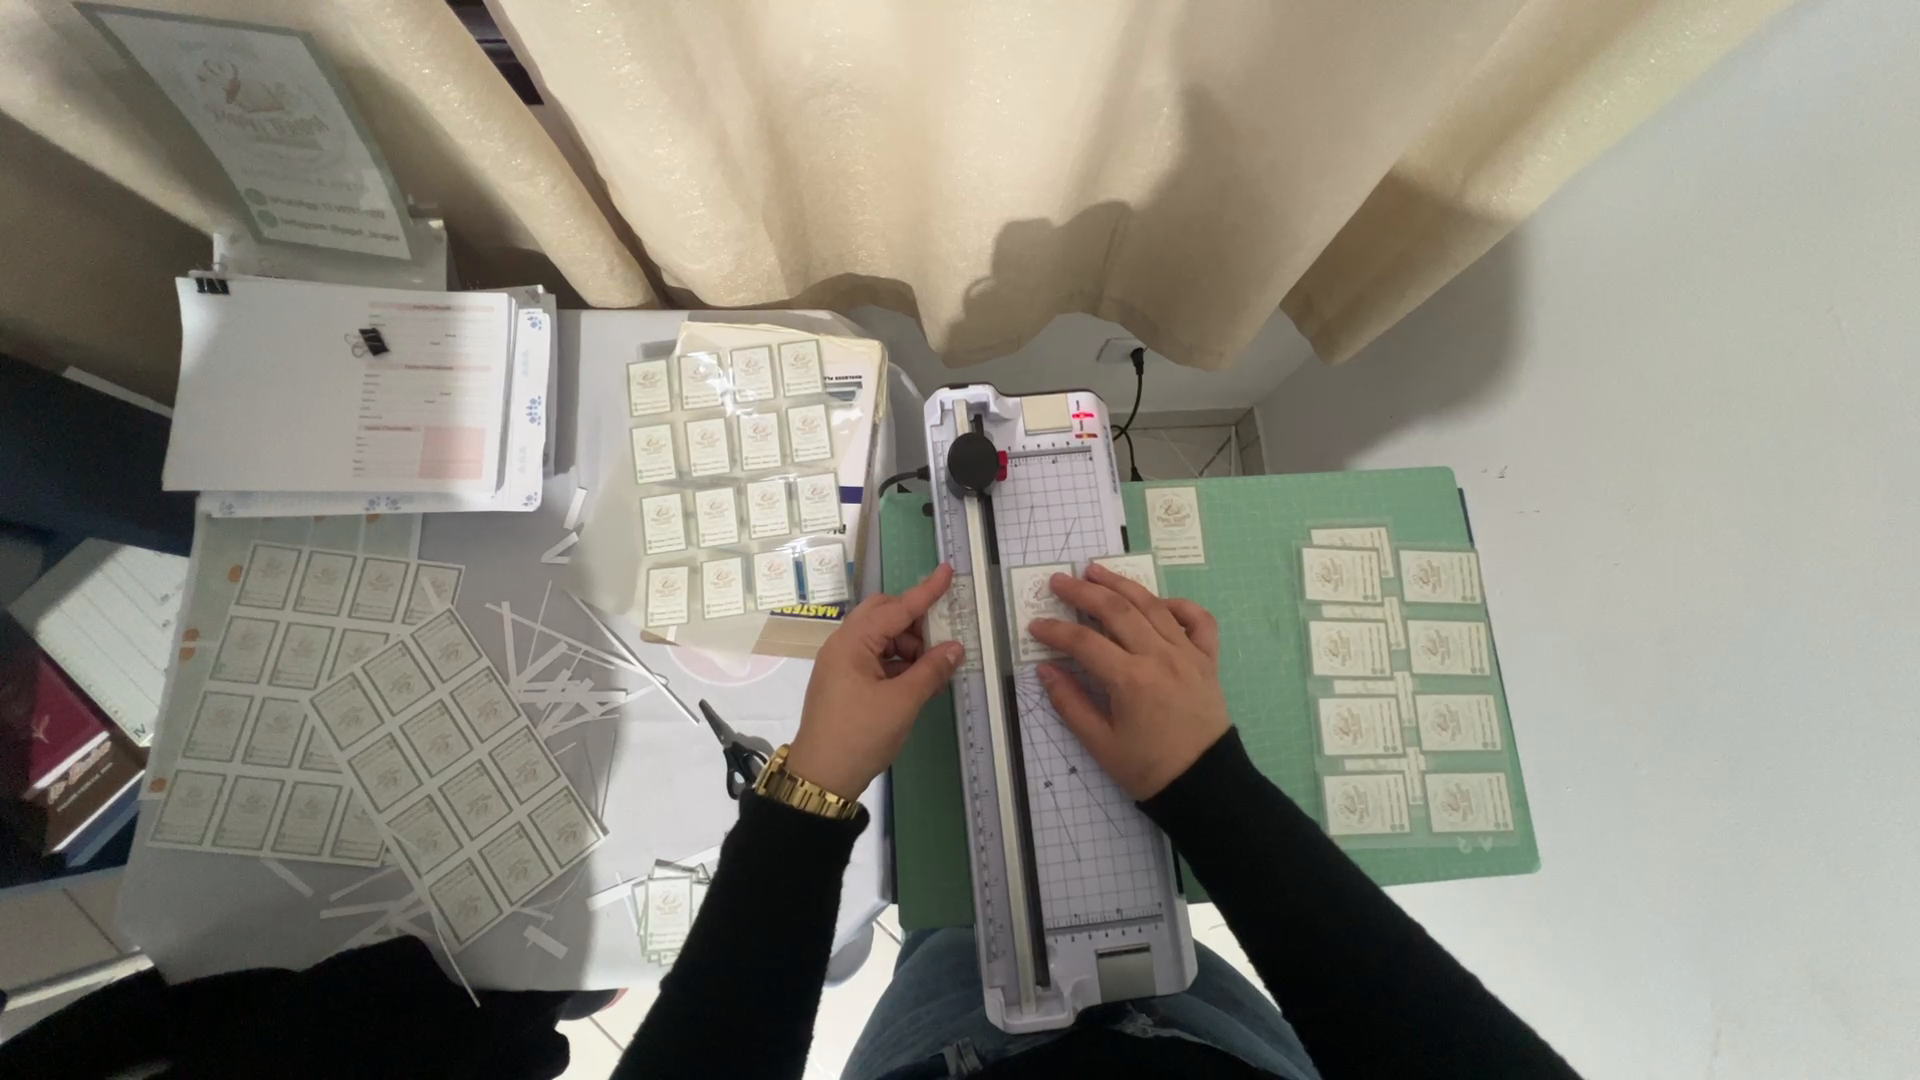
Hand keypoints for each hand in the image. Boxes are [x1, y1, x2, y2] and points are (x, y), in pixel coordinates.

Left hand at [786, 563, 963, 798]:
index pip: (896, 608)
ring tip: (931, 668)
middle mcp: (843, 645)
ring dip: (909, 645)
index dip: (925, 591)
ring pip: (881, 637)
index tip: (947, 570)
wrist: (820, 778)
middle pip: (884, 615)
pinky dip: (898, 662)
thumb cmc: (860, 736)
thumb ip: (931, 671)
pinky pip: (876, 658)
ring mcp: (841, 664)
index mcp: (852, 643)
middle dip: (915, 621)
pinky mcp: (844, 682)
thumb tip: (956, 648)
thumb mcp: (902, 703)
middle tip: (941, 638)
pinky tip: (917, 679)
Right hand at [1029, 562, 1228, 799]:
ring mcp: (1188, 654)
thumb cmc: (1149, 769)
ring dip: (1122, 584)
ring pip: (1152, 605)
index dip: (1055, 632)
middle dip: (1083, 592)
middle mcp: (1160, 657)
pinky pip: (1197, 620)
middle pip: (1117, 610)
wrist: (1206, 785)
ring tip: (1096, 571)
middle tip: (1059, 581)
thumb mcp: (1101, 743)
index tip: (1035, 626)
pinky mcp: (1207, 659)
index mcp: (1131, 680)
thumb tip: (1046, 670)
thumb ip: (1070, 703)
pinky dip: (1178, 604)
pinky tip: (1156, 601)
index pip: (1084, 643)